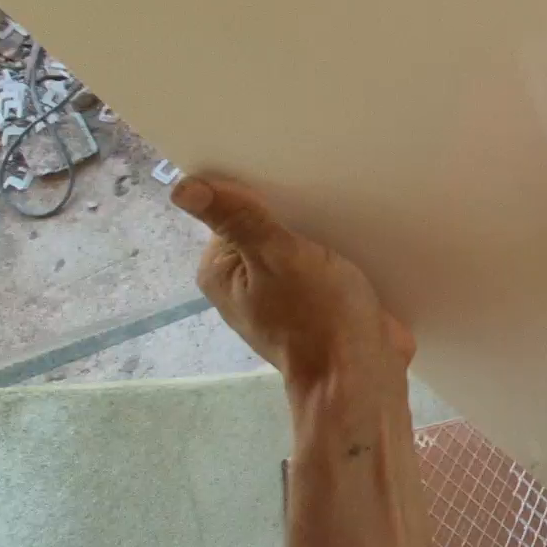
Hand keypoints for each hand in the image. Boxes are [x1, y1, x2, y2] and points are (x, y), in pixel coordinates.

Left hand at [172, 176, 412, 395]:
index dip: (263, 192)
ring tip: (353, 210)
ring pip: (302, 246)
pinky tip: (363, 240)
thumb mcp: (282, 258)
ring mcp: (286, 294)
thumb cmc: (317, 313)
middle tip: (333, 190)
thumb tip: (183, 187)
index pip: (234, 213)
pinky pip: (328, 263)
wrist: (361, 368)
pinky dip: (344, 250)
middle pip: (270, 228)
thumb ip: (241, 221)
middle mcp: (248, 282)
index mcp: (223, 272)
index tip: (296, 177)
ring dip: (327, 230)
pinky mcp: (322, 301)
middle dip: (300, 211)